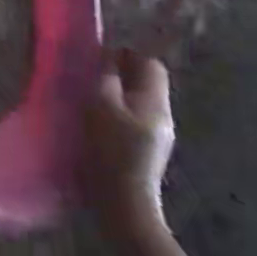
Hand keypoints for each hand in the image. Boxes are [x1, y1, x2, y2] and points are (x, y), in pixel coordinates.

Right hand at [82, 49, 174, 229]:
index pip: (151, 63)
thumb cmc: (111, 148)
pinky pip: (136, 117)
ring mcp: (159, 134)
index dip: (127, 54)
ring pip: (139, 99)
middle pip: (146, 81)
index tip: (101, 60)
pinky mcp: (148, 149)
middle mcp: (163, 115)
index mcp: (155, 101)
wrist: (124, 202)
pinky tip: (101, 121)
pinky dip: (119, 111)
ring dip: (118, 92)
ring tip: (93, 98)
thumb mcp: (102, 103)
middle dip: (121, 74)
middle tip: (93, 77)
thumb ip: (107, 75)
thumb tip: (109, 54)